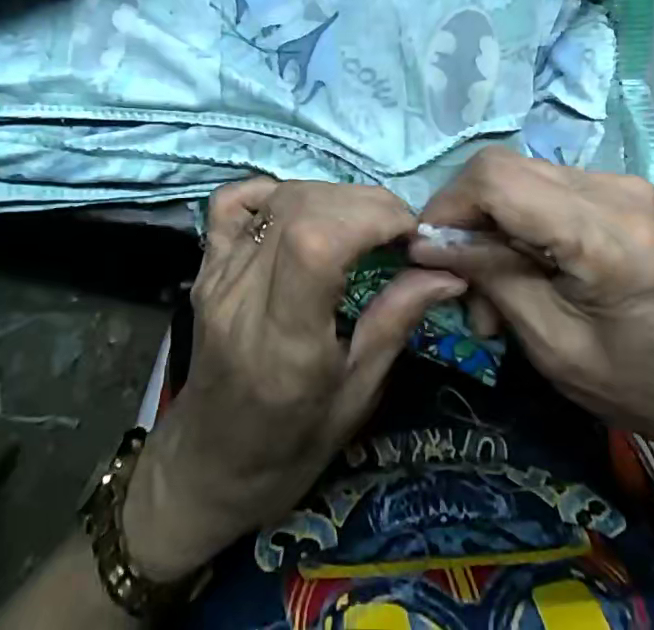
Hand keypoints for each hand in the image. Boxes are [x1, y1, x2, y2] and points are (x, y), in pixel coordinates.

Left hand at [123, 178, 466, 580]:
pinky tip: (304, 212)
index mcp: (283, 340)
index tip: (412, 233)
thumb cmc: (291, 446)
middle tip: (399, 229)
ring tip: (364, 222)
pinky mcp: (206, 267)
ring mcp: (216, 275)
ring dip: (331, 195)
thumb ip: (396, 322)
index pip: (316, 240)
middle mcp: (242, 296)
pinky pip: (231, 203)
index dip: (371, 218)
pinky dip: (273, 192)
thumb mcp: (357, 395)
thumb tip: (447, 271)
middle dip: (364, 204)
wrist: (211, 462)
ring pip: (275, 199)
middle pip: (299, 208)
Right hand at [408, 147, 653, 459]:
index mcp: (609, 240)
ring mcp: (621, 184)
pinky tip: (519, 265)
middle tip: (459, 276)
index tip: (428, 252)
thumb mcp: (548, 343)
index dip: (448, 207)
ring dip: (487, 224)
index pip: (498, 181)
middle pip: (501, 169)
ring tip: (491, 286)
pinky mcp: (616, 188)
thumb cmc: (629, 384)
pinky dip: (513, 221)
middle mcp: (618, 193)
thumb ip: (489, 277)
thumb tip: (424, 241)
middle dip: (464, 217)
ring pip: (514, 175)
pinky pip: (538, 186)